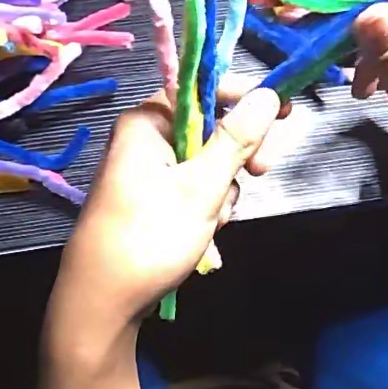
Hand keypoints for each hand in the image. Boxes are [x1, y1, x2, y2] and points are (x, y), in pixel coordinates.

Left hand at [45, 88, 281, 363]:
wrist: (104, 300)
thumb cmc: (150, 236)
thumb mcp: (202, 186)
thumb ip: (236, 139)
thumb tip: (268, 94)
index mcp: (147, 122)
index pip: (203, 88)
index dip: (245, 97)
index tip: (283, 112)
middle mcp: (145, 139)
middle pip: (210, 128)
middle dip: (236, 156)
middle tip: (260, 173)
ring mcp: (149, 171)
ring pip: (207, 163)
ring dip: (222, 191)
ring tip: (214, 220)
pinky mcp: (154, 200)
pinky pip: (194, 189)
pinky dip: (207, 207)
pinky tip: (205, 233)